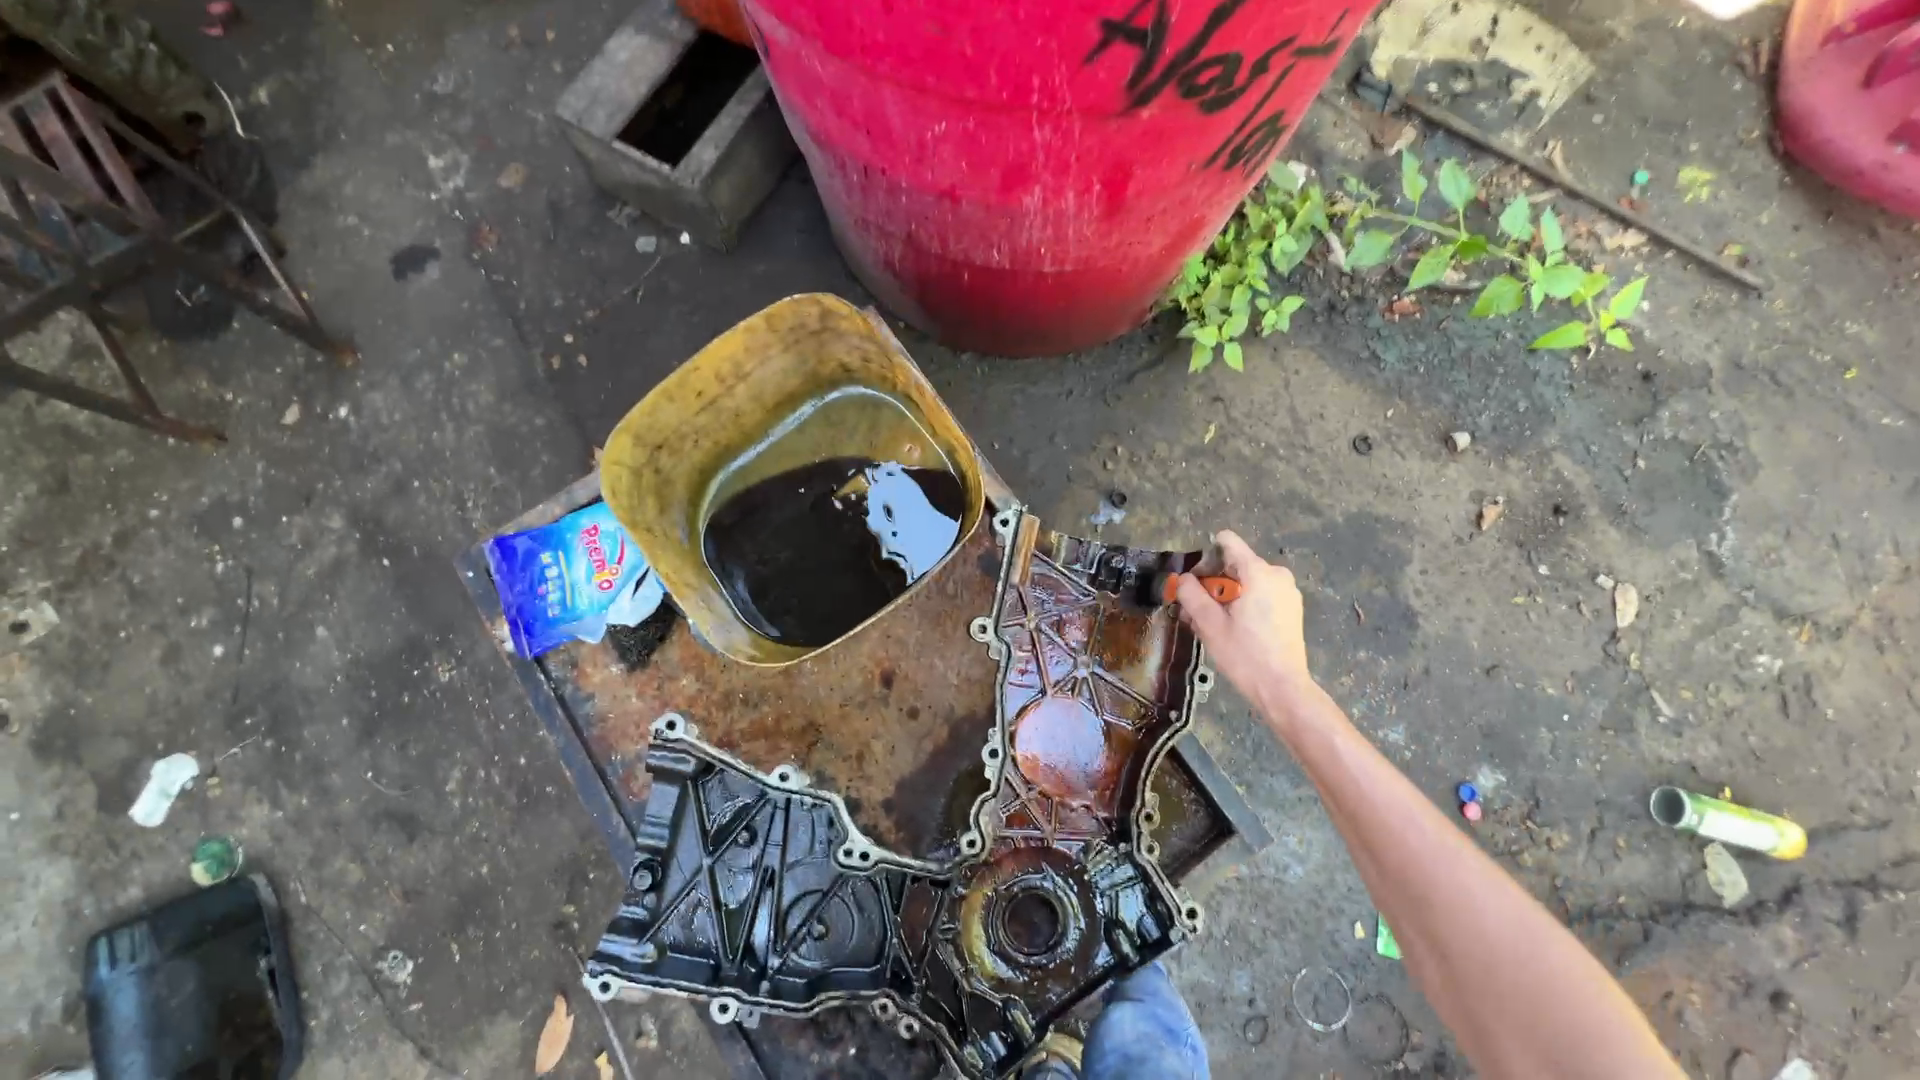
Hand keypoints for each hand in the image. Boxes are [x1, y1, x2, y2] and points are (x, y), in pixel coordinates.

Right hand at [1174, 530, 1312, 710]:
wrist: (1282, 687)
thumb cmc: (1244, 655)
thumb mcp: (1209, 624)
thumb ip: (1191, 594)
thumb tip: (1183, 579)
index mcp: (1258, 572)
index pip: (1227, 542)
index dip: (1205, 558)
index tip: (1197, 584)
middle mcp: (1277, 574)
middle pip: (1234, 565)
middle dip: (1212, 585)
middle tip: (1197, 615)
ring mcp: (1287, 591)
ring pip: (1245, 582)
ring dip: (1225, 598)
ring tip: (1212, 627)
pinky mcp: (1291, 607)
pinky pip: (1260, 594)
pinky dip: (1243, 605)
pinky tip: (1233, 631)